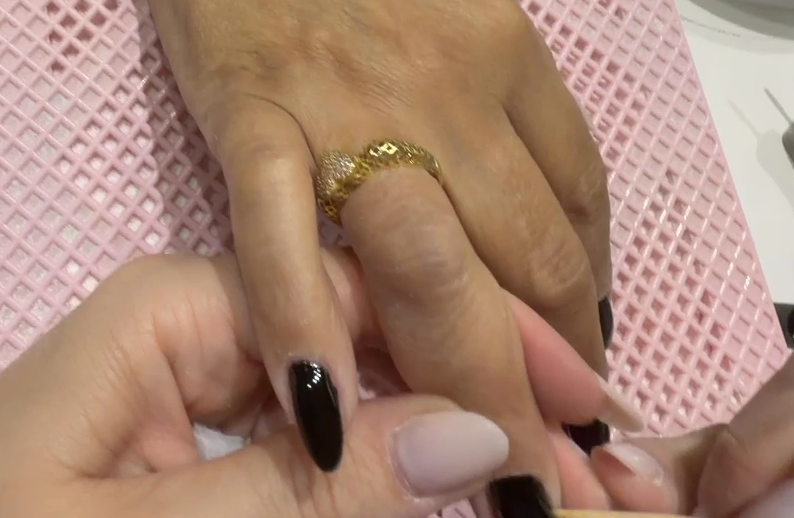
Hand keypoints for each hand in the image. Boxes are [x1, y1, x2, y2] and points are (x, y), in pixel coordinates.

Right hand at [0, 0, 610, 506]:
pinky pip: (281, 235)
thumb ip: (509, 93)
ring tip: (489, 461)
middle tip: (563, 452)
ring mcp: (340, 103)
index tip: (581, 348)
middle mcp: (438, 83)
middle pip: (522, 252)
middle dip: (553, 368)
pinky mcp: (249, 116)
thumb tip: (544, 209)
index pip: (579, 196)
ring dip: (465, 377)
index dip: (591, 290)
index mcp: (500, 44)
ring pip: (424, 264)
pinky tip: (325, 410)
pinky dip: (304, 325)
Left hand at [0, 250, 633, 517]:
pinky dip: (390, 476)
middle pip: (373, 348)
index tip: (586, 424)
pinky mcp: (216, 438)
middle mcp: (215, 318)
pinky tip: (458, 489)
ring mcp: (218, 377)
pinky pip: (321, 449)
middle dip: (486, 407)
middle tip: (606, 473)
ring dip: (454, 451)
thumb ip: (307, 492)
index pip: (357, 300)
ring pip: (360, 403)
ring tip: (564, 488)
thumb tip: (475, 443)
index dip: (474, 359)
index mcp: (186, 300)